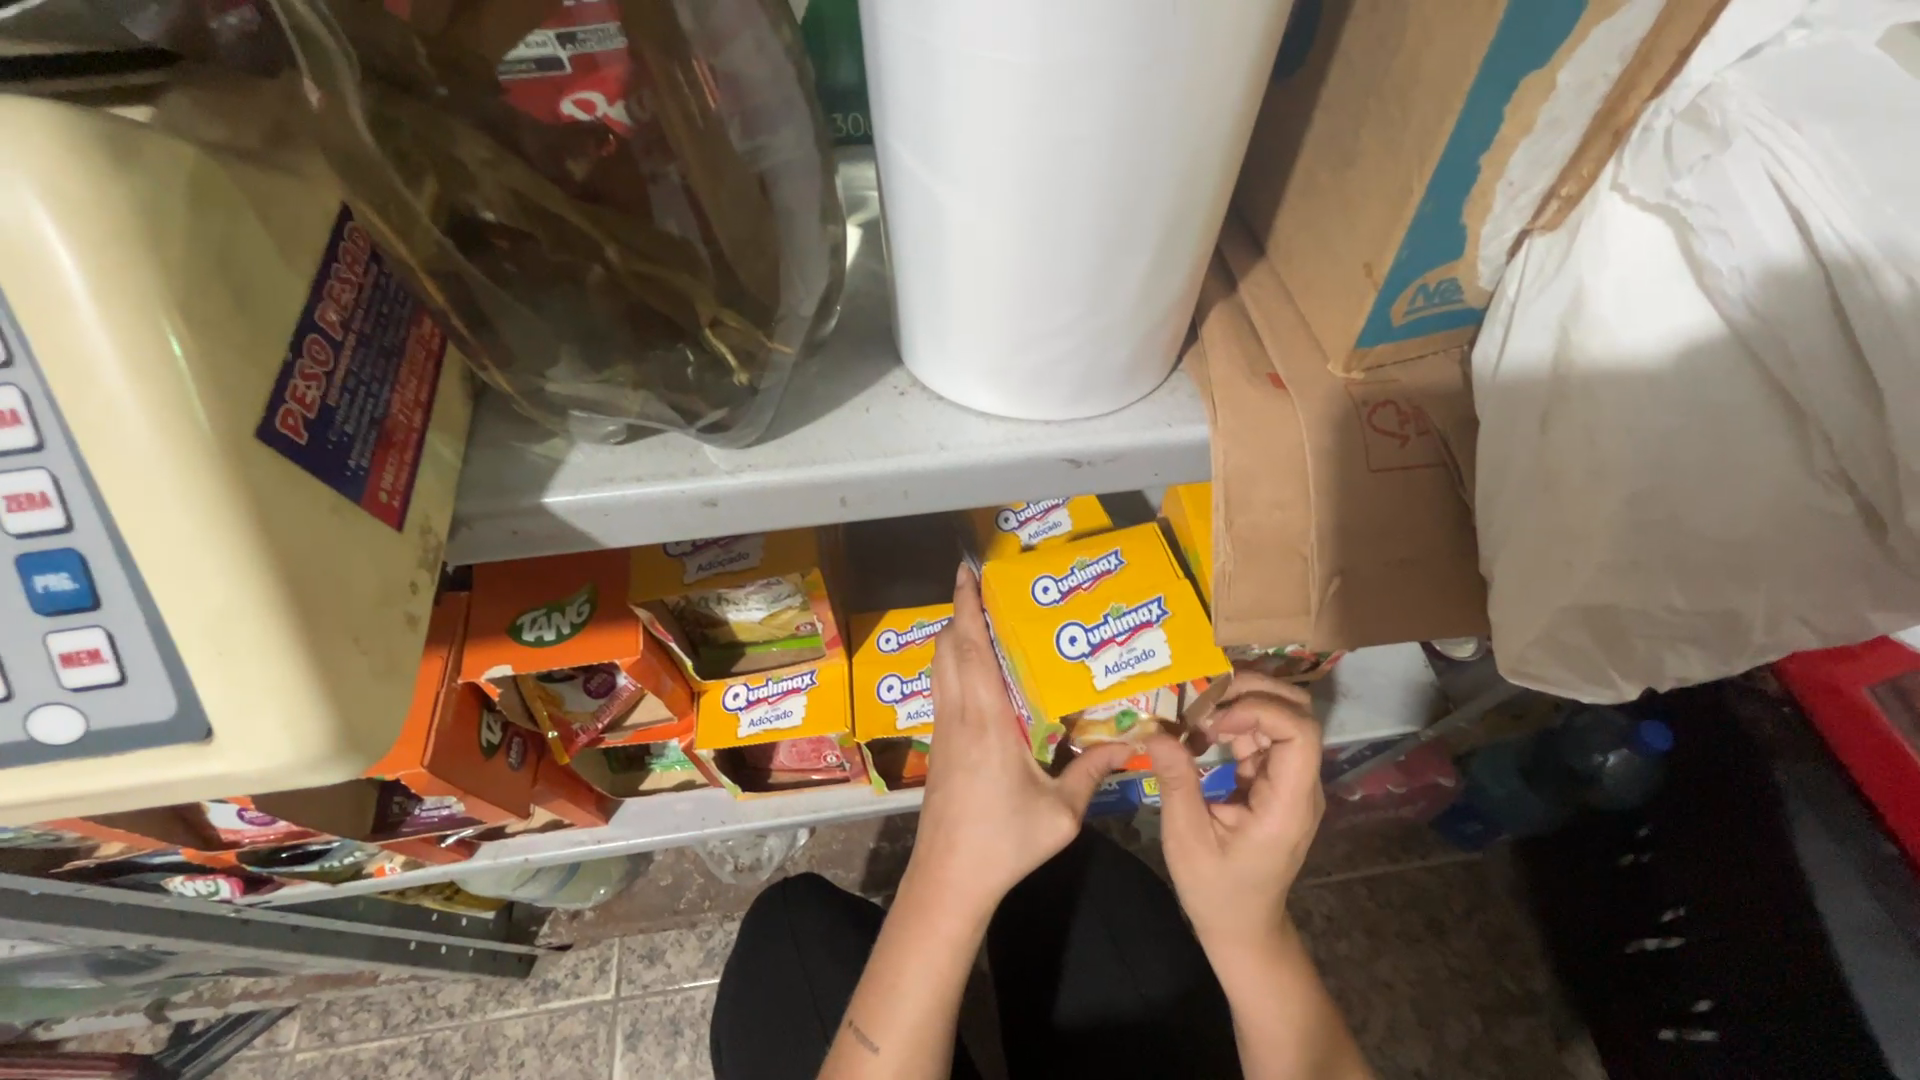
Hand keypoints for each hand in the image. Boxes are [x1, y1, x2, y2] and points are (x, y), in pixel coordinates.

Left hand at [910, 564, 1132, 914]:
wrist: (948, 878)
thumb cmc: (1005, 842)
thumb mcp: (1061, 814)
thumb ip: (1090, 773)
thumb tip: (1128, 746)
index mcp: (987, 721)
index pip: (970, 649)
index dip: (966, 608)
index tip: (967, 574)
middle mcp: (959, 716)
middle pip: (947, 649)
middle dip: (958, 613)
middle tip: (979, 588)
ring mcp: (943, 732)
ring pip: (939, 669)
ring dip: (951, 638)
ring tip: (977, 621)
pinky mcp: (939, 748)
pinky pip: (941, 690)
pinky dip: (951, 666)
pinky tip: (973, 674)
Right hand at [1145, 672, 1324, 949]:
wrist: (1242, 925)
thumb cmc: (1216, 889)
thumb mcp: (1187, 839)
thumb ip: (1176, 782)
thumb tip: (1156, 732)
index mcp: (1287, 803)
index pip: (1299, 732)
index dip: (1259, 710)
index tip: (1213, 720)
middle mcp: (1298, 785)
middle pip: (1297, 712)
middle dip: (1252, 690)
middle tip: (1204, 690)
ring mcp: (1287, 781)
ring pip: (1281, 717)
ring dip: (1240, 701)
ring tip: (1195, 703)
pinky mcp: (1271, 781)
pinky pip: (1261, 735)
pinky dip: (1231, 722)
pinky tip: (1197, 728)